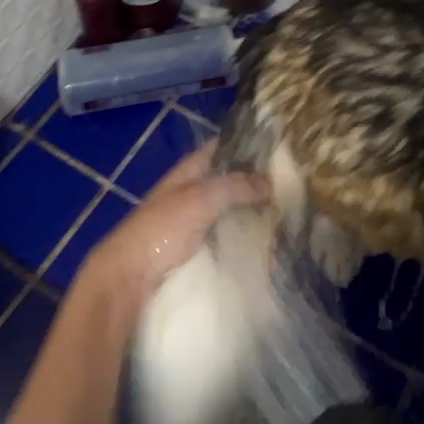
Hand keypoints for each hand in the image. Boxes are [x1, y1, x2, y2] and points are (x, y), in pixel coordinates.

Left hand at [77, 140, 270, 310]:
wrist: (130, 277)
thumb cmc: (161, 229)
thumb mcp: (199, 199)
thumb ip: (235, 187)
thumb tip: (270, 184)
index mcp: (190, 171)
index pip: (223, 149)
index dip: (247, 146)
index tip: (280, 150)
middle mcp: (195, 192)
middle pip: (232, 183)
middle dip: (259, 187)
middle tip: (294, 192)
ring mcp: (198, 223)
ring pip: (234, 213)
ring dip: (256, 217)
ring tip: (289, 223)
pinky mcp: (201, 251)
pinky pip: (230, 240)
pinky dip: (248, 242)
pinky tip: (271, 249)